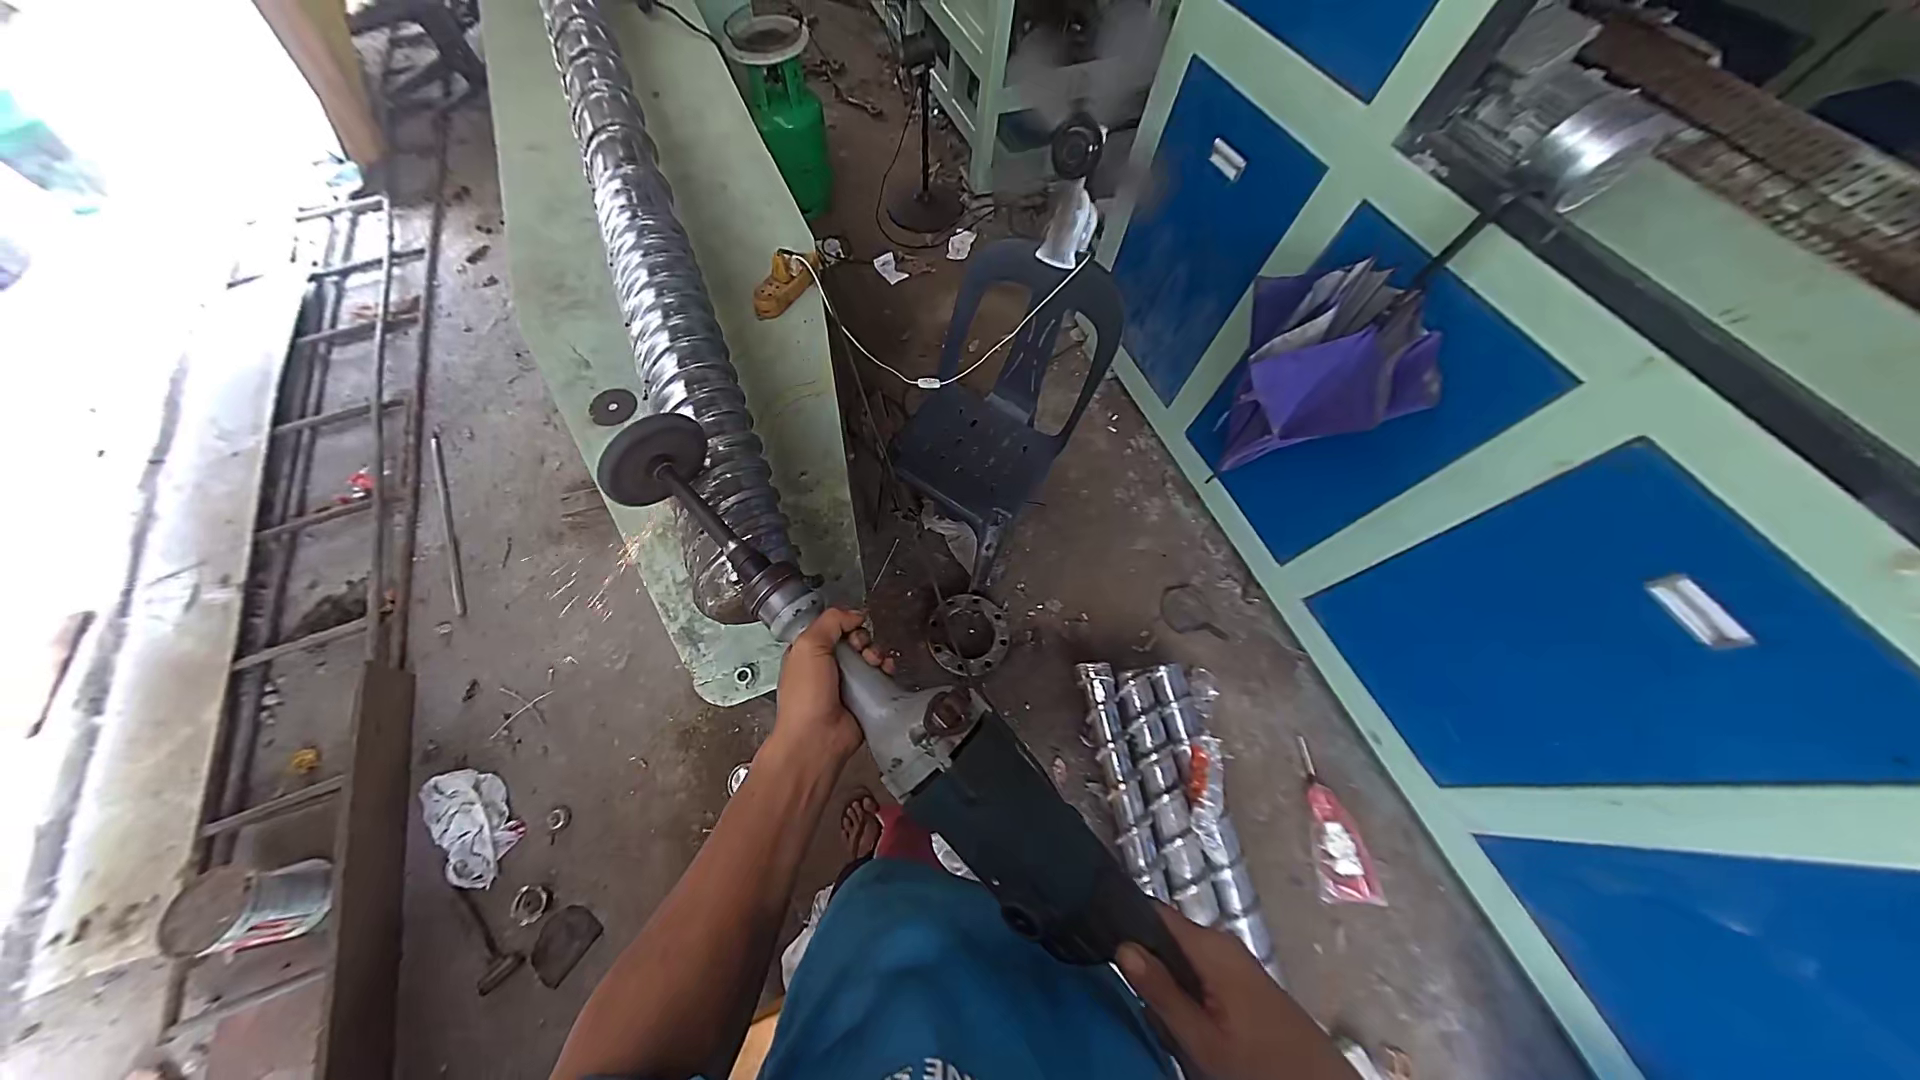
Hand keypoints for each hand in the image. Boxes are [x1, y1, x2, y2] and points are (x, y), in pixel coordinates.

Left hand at [770, 608, 894, 767]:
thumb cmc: (805, 697)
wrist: (817, 738)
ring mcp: (847, 682)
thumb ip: (831, 621)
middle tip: (860, 647)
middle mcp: (828, 666)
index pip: (832, 626)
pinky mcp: (865, 696)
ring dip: (876, 652)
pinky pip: (881, 675)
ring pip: (870, 655)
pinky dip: (886, 669)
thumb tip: (855, 614)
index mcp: (808, 652)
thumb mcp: (808, 645)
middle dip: (863, 638)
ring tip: (873, 661)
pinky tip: (885, 670)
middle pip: (855, 638)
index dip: (844, 623)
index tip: (850, 627)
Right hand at [1117, 905, 1354, 1079]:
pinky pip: (1200, 976)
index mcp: (1209, 944)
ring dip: (1169, 990)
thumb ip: (1162, 991)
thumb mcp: (1203, 1039)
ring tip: (1167, 1025)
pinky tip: (1189, 1029)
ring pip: (1181, 962)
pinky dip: (1188, 998)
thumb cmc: (1261, 1065)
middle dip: (1150, 970)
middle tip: (1144, 1008)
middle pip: (1165, 938)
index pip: (1153, 911)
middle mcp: (1221, 942)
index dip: (1126, 923)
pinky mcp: (1243, 981)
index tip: (1103, 945)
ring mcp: (1234, 961)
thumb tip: (1122, 946)